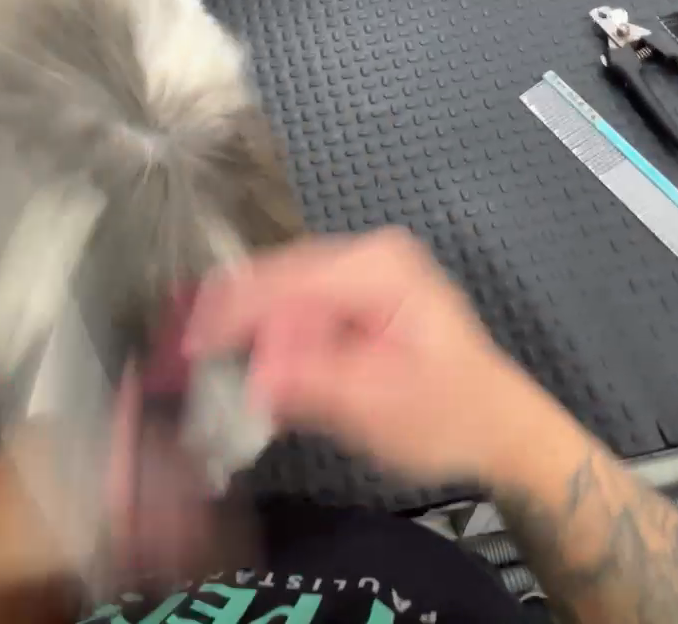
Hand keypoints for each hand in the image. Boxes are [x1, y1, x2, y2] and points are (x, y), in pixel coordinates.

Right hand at [184, 228, 570, 484]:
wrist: (496, 424)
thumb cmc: (450, 416)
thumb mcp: (383, 407)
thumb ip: (315, 384)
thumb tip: (252, 376)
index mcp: (379, 267)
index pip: (289, 279)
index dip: (233, 310)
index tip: (187, 344)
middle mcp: (366, 253)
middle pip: (279, 277)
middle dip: (231, 317)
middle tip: (182, 353)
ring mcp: (360, 269)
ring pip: (281, 289)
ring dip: (244, 327)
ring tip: (199, 356)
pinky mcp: (352, 293)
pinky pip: (296, 304)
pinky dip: (267, 333)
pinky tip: (241, 355)